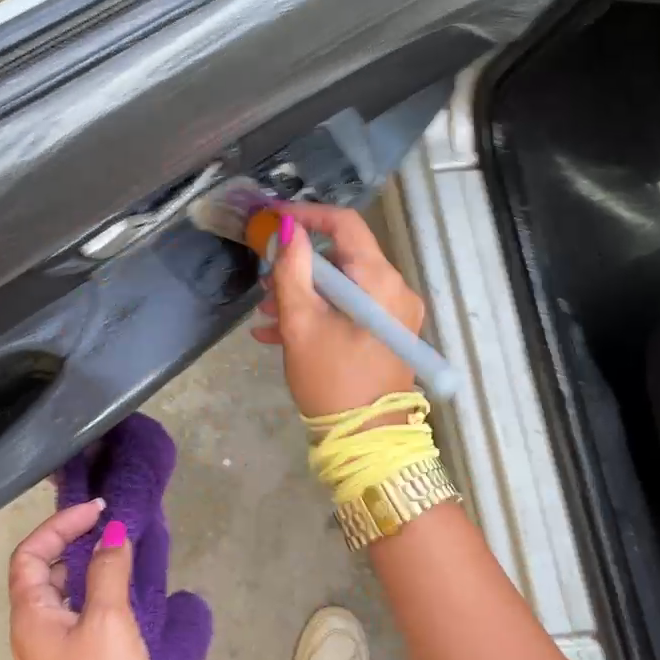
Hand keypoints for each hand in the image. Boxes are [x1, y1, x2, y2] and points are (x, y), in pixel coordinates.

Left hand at [8, 499, 158, 659]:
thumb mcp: (108, 621)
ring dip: (89, 572)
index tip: (98, 511)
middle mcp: (34, 636)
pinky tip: (127, 600)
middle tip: (112, 529)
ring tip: (123, 558)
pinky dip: (99, 600)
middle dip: (74, 544)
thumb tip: (112, 532)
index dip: (59, 525)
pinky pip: (80, 622)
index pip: (30, 554)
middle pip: (44, 574)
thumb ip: (108, 570)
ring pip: (64, 600)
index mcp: (30, 618)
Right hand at [252, 202, 422, 416]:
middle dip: (298, 265)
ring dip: (303, 292)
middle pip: (342, 255)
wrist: (365, 443)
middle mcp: (395, 290)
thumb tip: (285, 227)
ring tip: (267, 314)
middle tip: (265, 281)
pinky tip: (278, 332)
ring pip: (342, 284)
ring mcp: (394, 313)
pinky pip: (349, 307)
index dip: (306, 215)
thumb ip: (291, 268)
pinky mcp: (387, 333)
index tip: (272, 219)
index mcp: (380, 281)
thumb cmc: (331, 379)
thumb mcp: (300, 322)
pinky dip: (318, 312)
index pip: (345, 224)